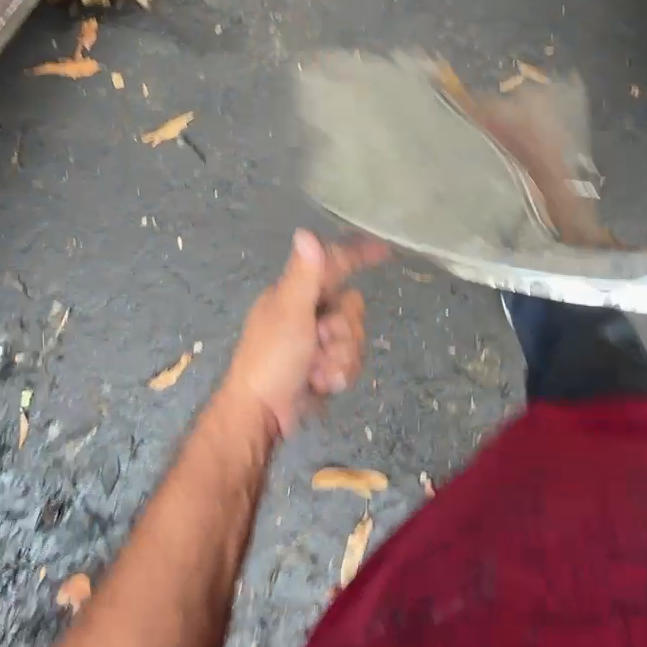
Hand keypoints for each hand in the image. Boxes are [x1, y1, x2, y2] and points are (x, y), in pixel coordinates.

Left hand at [221, 230, 387, 438]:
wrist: (261, 414)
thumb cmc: (271, 358)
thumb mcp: (289, 311)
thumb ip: (304, 274)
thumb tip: (307, 232)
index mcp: (296, 293)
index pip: (334, 265)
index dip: (359, 256)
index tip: (385, 251)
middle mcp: (308, 313)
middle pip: (353, 307)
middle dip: (344, 330)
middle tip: (322, 342)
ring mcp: (316, 342)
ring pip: (355, 338)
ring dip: (340, 358)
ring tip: (316, 372)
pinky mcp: (324, 367)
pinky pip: (351, 362)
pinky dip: (338, 375)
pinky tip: (320, 385)